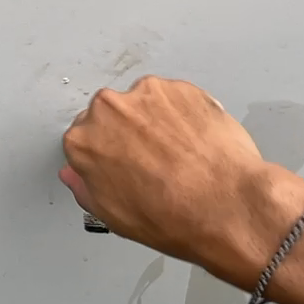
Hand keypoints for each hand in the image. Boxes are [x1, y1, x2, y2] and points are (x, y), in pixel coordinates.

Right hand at [61, 77, 303, 284]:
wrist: (226, 205)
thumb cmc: (172, 216)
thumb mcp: (112, 215)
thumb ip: (84, 187)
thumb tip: (77, 174)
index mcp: (83, 141)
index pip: (82, 138)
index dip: (103, 155)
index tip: (118, 165)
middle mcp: (107, 109)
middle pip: (108, 115)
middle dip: (125, 132)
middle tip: (150, 161)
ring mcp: (145, 94)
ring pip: (142, 103)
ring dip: (153, 120)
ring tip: (177, 153)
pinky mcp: (180, 87)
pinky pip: (174, 98)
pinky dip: (181, 114)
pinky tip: (194, 142)